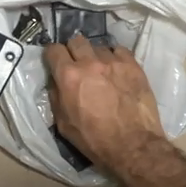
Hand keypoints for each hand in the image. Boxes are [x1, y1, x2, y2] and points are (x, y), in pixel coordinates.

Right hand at [45, 35, 167, 172]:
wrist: (132, 145)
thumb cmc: (93, 139)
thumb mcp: (62, 123)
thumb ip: (56, 97)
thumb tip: (56, 82)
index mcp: (68, 76)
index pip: (54, 50)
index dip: (52, 55)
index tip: (54, 62)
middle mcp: (89, 63)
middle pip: (76, 41)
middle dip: (73, 51)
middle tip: (77, 64)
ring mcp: (113, 62)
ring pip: (98, 46)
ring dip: (95, 56)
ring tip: (100, 70)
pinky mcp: (133, 66)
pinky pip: (119, 51)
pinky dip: (114, 58)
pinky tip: (116, 70)